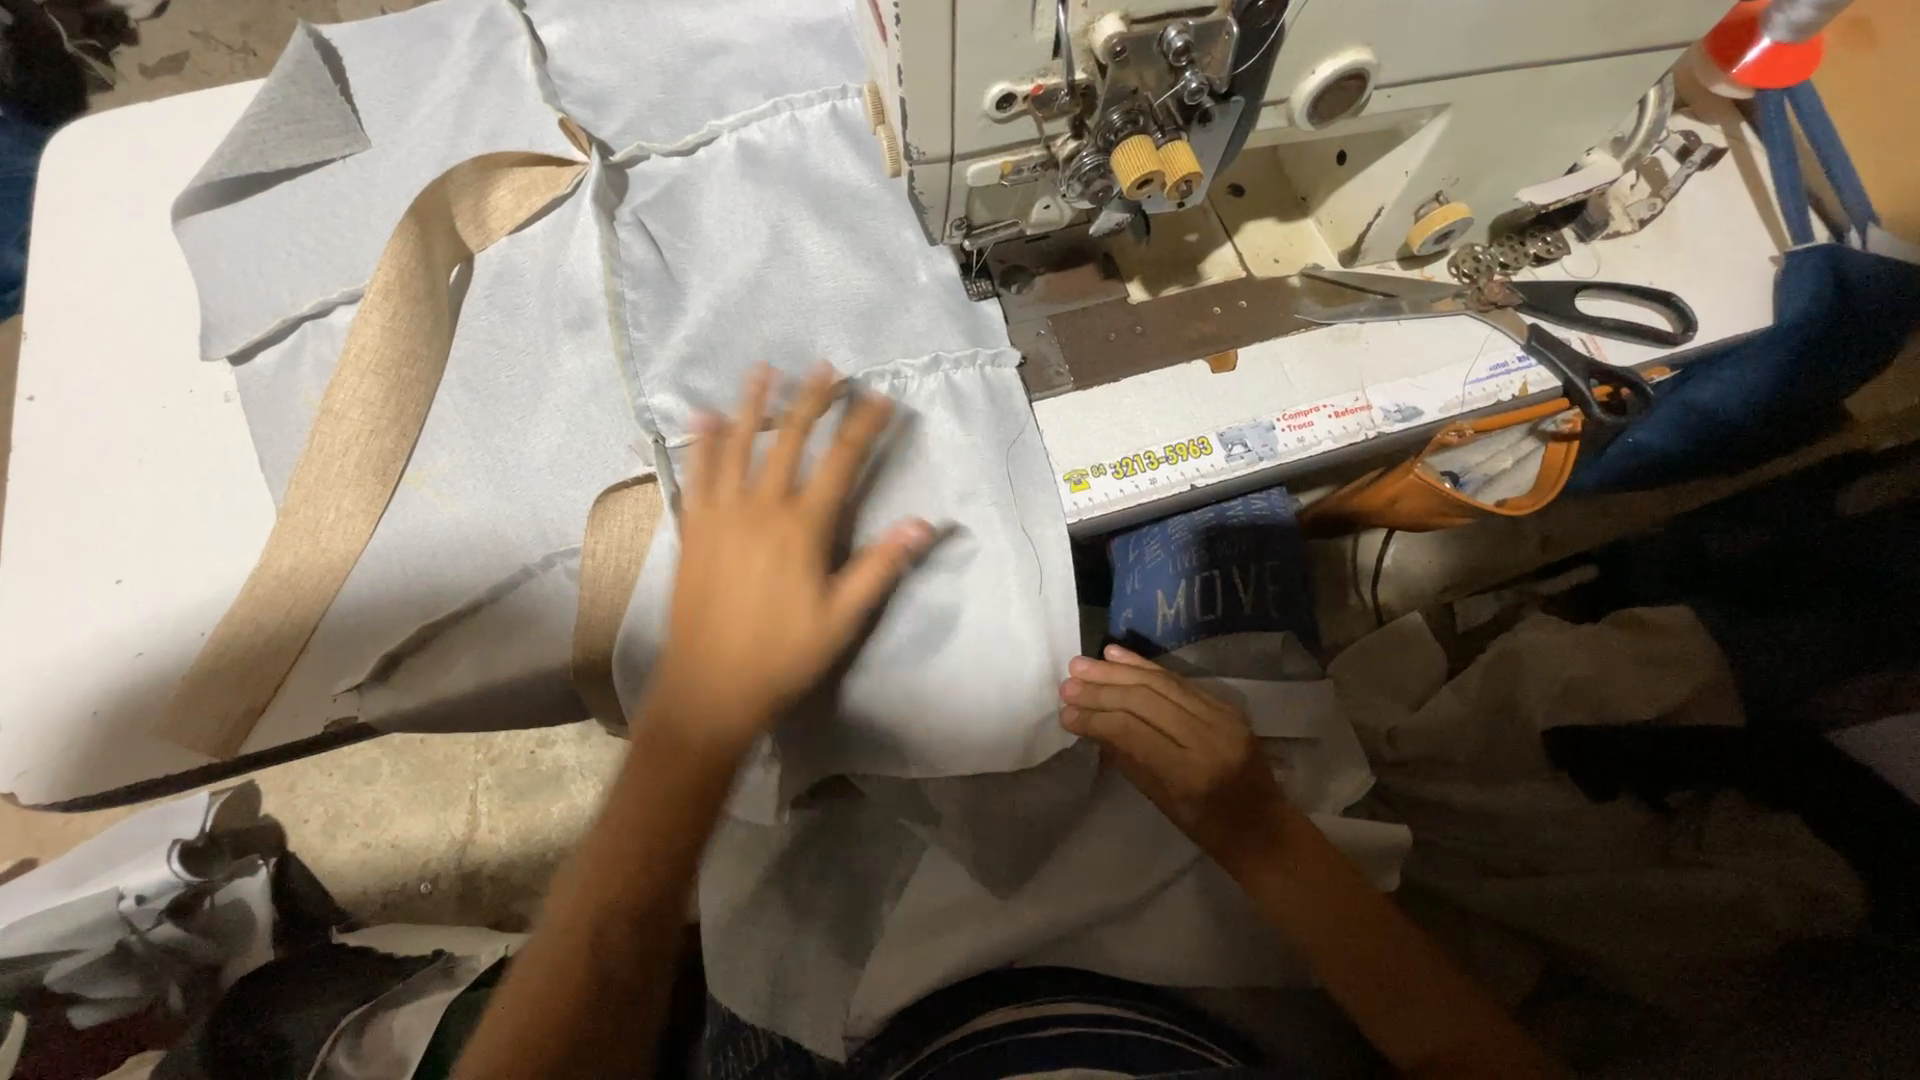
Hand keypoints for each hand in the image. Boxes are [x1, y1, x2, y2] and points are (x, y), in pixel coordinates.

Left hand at [650, 363, 933, 745]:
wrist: (710, 688)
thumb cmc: (783, 655)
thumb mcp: (842, 618)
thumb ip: (880, 566)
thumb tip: (924, 524)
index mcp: (803, 528)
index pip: (841, 463)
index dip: (863, 427)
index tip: (880, 397)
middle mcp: (760, 508)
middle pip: (790, 440)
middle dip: (812, 401)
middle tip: (828, 368)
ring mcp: (720, 515)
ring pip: (737, 446)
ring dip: (752, 404)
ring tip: (764, 369)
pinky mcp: (691, 528)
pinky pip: (695, 474)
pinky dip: (700, 443)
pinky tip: (703, 416)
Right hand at [1059, 644, 1290, 862]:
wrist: (1265, 827)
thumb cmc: (1207, 828)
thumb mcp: (1160, 800)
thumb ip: (1126, 757)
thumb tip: (1088, 724)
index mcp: (1190, 773)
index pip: (1132, 731)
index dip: (1094, 718)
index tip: (1065, 714)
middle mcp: (1208, 737)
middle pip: (1144, 700)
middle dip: (1101, 690)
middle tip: (1066, 685)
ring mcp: (1222, 717)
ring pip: (1160, 683)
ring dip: (1117, 671)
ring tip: (1082, 665)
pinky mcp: (1226, 705)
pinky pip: (1178, 681)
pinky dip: (1144, 666)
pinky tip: (1116, 656)